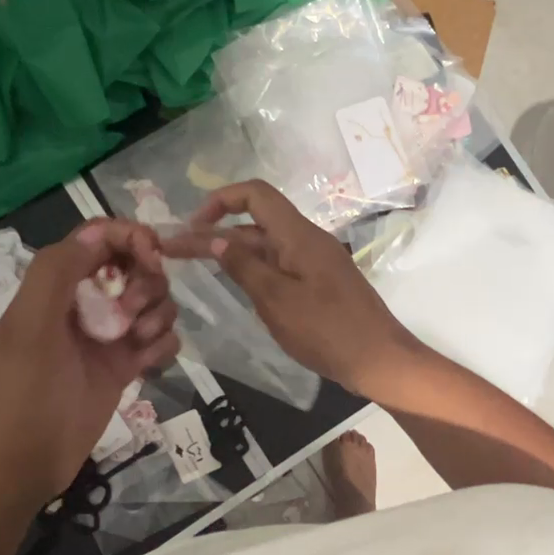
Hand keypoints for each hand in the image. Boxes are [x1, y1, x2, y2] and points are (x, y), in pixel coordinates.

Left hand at [0, 220, 179, 498]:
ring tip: (138, 343)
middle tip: (132, 315)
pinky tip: (149, 362)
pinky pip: (160, 340)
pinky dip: (163, 344)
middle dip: (146, 281)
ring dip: (157, 313)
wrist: (23, 462)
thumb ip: (58, 272)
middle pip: (135, 266)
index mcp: (55, 286)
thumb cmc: (23, 393)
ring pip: (153, 302)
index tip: (152, 258)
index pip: (99, 238)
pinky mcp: (125, 368)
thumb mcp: (30, 326)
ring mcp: (107, 336)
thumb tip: (100, 232)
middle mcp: (84, 304)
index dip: (131, 238)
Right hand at [165, 181, 419, 395]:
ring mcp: (316, 262)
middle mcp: (308, 240)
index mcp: (299, 235)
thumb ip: (244, 267)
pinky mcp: (320, 283)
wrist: (379, 360)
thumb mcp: (277, 300)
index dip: (220, 200)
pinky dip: (253, 268)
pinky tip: (235, 283)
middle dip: (214, 232)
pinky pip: (280, 264)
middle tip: (174, 252)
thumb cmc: (327, 331)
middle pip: (256, 222)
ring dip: (232, 251)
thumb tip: (216, 238)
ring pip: (267, 245)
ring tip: (195, 266)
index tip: (192, 226)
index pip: (256, 194)